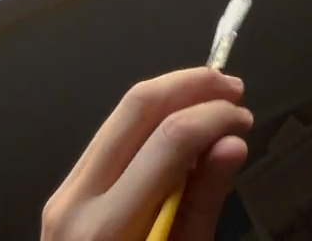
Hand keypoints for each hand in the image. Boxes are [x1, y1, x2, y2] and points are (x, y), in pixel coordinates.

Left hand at [44, 67, 253, 240]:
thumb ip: (202, 204)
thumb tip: (233, 142)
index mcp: (104, 229)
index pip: (168, 140)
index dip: (214, 117)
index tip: (246, 120)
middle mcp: (75, 199)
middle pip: (138, 106)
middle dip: (192, 85)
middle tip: (235, 90)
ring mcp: (64, 191)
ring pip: (123, 111)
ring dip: (175, 92)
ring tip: (217, 97)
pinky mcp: (67, 189)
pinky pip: (115, 133)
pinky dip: (156, 115)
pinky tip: (184, 121)